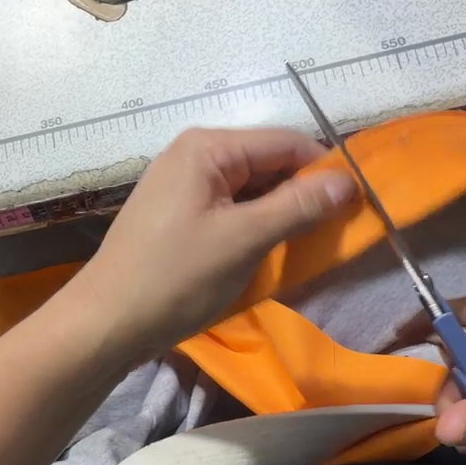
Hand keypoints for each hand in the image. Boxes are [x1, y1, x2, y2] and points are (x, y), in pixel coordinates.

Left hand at [65, 128, 354, 355]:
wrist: (107, 323)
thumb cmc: (176, 277)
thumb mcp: (244, 240)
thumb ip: (298, 206)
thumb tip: (348, 181)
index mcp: (207, 147)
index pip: (285, 142)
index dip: (325, 170)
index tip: (359, 205)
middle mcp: (193, 155)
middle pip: (267, 163)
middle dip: (302, 194)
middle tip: (334, 232)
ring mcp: (182, 186)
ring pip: (251, 189)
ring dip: (279, 214)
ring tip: (304, 247)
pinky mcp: (178, 216)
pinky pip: (230, 210)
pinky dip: (254, 228)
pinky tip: (266, 254)